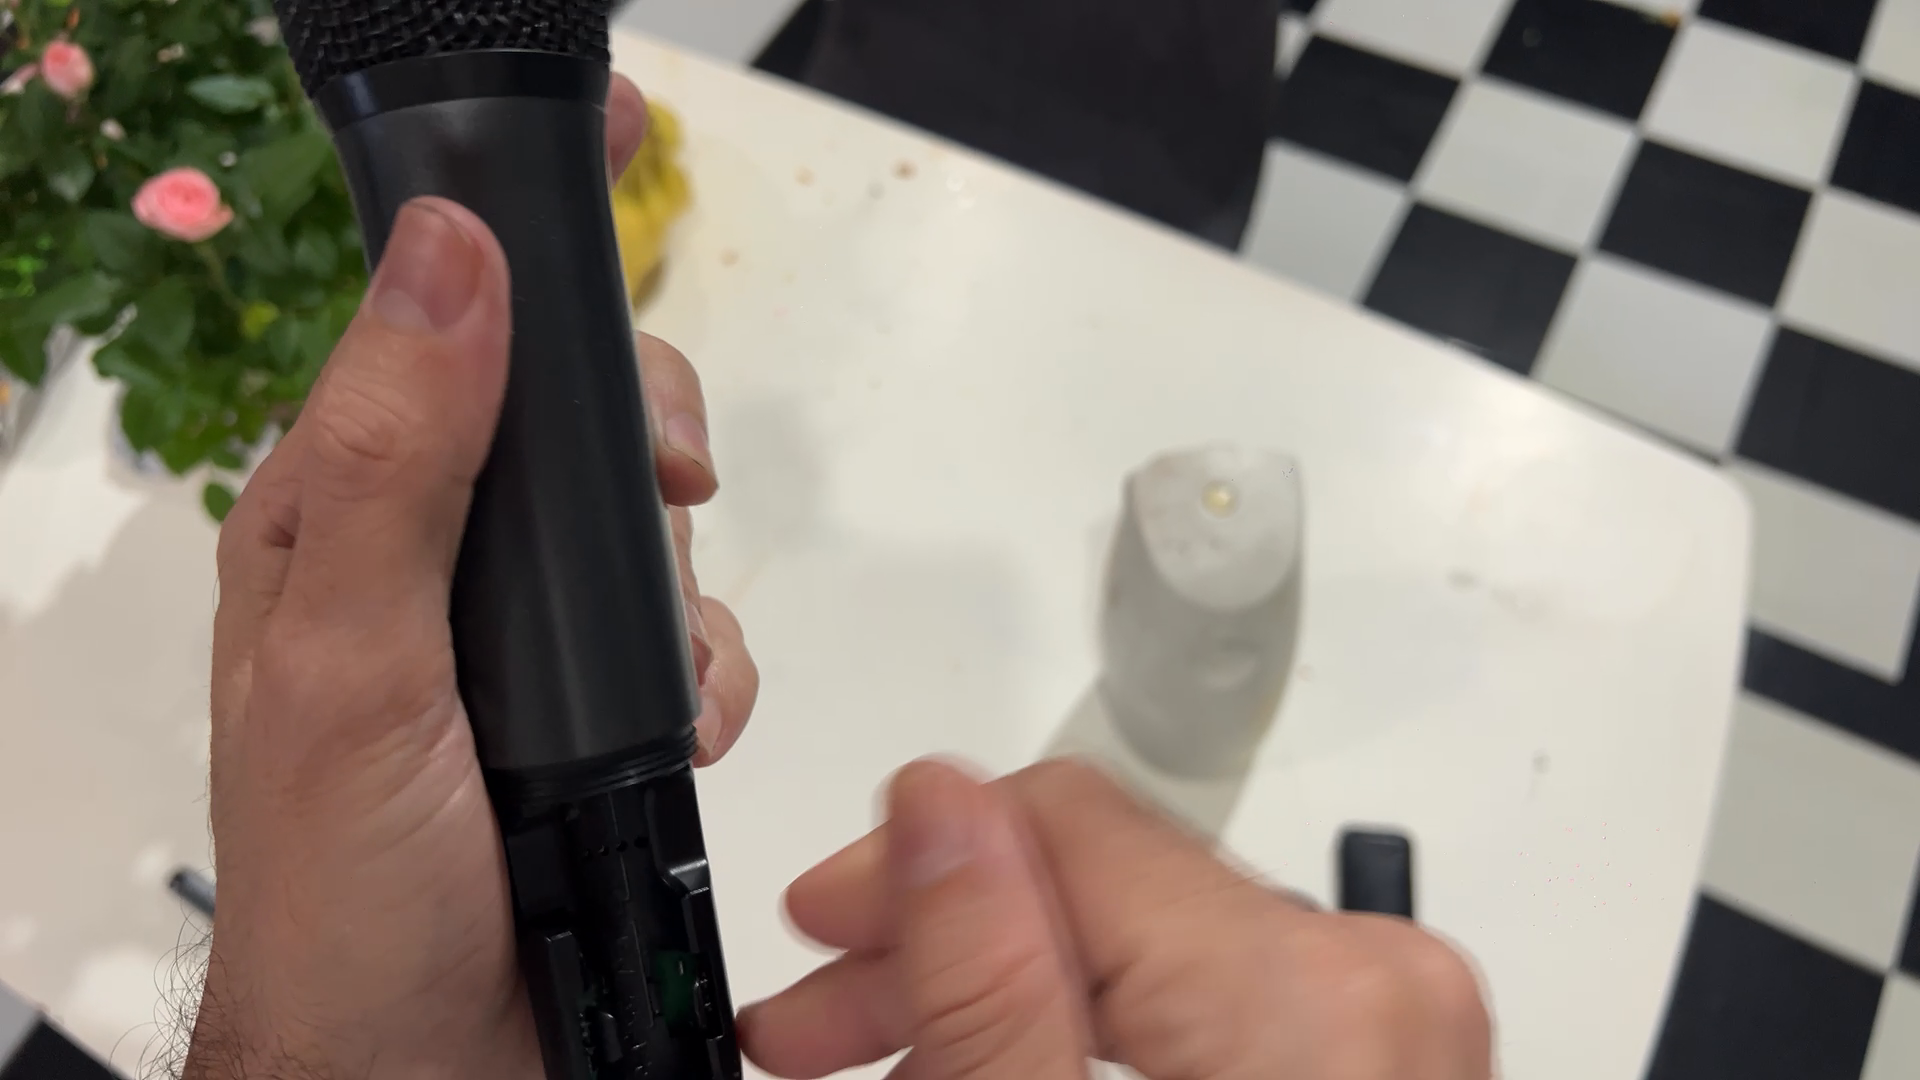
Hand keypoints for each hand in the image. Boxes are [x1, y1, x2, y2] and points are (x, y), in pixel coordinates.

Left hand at [185, 76, 756, 1079]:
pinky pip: (700, 629)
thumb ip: (397, 462)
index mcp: (369, 507)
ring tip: (670, 681)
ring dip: (689, 590)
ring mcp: (552, 621)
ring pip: (660, 533)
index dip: (538, 239)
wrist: (446, 1035)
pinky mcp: (621, 684)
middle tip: (678, 487)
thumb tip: (456, 261)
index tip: (641, 154)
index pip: (455, 326)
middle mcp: (462, 549)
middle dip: (655, 442)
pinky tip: (689, 721)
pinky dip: (715, 665)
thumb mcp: (347, 653)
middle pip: (590, 422)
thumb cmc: (363, 868)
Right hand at [742, 760, 1491, 1078]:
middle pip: (1086, 877)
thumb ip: (981, 979)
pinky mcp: (1350, 1044)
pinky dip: (1065, 1016)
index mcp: (1298, 996)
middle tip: (822, 1012)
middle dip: (935, 930)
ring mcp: (1369, 1013)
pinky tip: (992, 1058)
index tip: (828, 917)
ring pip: (1117, 925)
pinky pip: (1170, 980)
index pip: (1064, 817)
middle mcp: (1360, 979)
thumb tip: (932, 798)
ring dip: (987, 976)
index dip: (918, 856)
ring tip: (885, 1052)